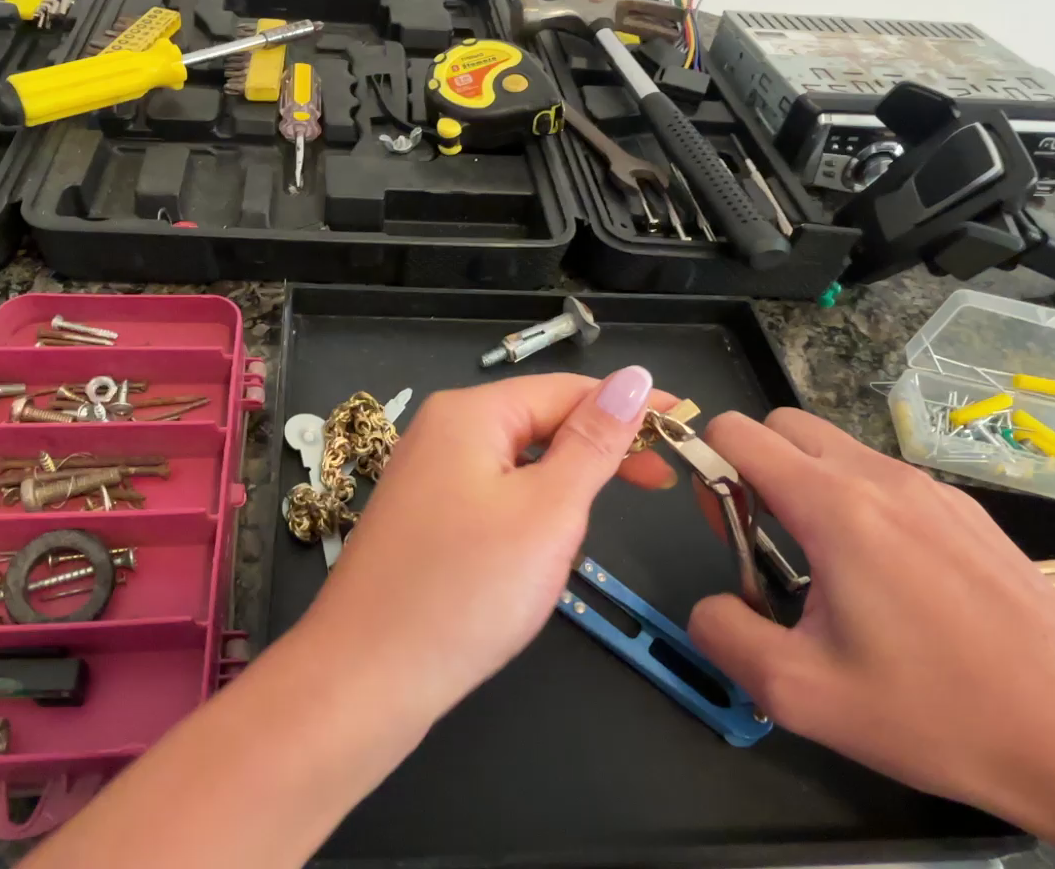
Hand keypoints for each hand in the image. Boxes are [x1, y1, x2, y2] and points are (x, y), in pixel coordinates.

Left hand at [297, 369, 674, 711]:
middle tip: (659, 480)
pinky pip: (490, 493)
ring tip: (602, 514)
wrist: (367, 675)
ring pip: (515, 461)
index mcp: (469, 413)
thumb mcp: (548, 511)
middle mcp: (440, 431)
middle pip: (538, 421)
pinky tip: (544, 541)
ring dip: (565, 480)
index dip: (630, 406)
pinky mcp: (421, 517)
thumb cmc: (466, 590)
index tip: (686, 426)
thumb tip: (633, 378)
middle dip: (599, 446)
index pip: (565, 389)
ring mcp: (424, 475)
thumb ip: (594, 442)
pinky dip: (529, 507)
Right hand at [685, 410, 1054, 831]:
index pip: (736, 431)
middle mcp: (884, 479)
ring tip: (826, 571)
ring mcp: (935, 492)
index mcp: (836, 507)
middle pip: (782, 425)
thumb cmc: (941, 716)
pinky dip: (855, 504)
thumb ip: (723, 633)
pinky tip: (887, 583)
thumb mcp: (798, 694)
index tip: (722, 527)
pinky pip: (884, 480)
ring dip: (803, 486)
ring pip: (835, 449)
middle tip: (764, 542)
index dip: (705, 466)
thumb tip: (713, 604)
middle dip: (751, 467)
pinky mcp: (971, 515)